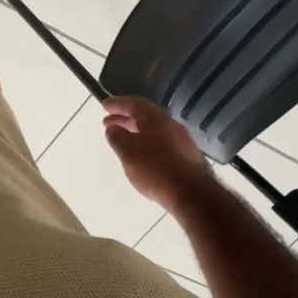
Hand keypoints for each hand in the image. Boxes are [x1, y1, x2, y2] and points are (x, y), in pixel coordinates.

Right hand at [102, 96, 215, 210]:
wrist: (192, 193)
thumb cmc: (155, 169)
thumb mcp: (128, 153)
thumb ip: (117, 137)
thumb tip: (113, 128)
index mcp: (156, 120)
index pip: (135, 104)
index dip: (118, 104)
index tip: (105, 106)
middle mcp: (171, 125)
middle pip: (146, 116)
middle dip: (125, 118)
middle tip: (109, 123)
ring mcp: (182, 141)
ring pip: (155, 130)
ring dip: (136, 131)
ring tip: (123, 140)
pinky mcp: (187, 157)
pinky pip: (162, 142)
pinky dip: (147, 143)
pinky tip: (142, 155)